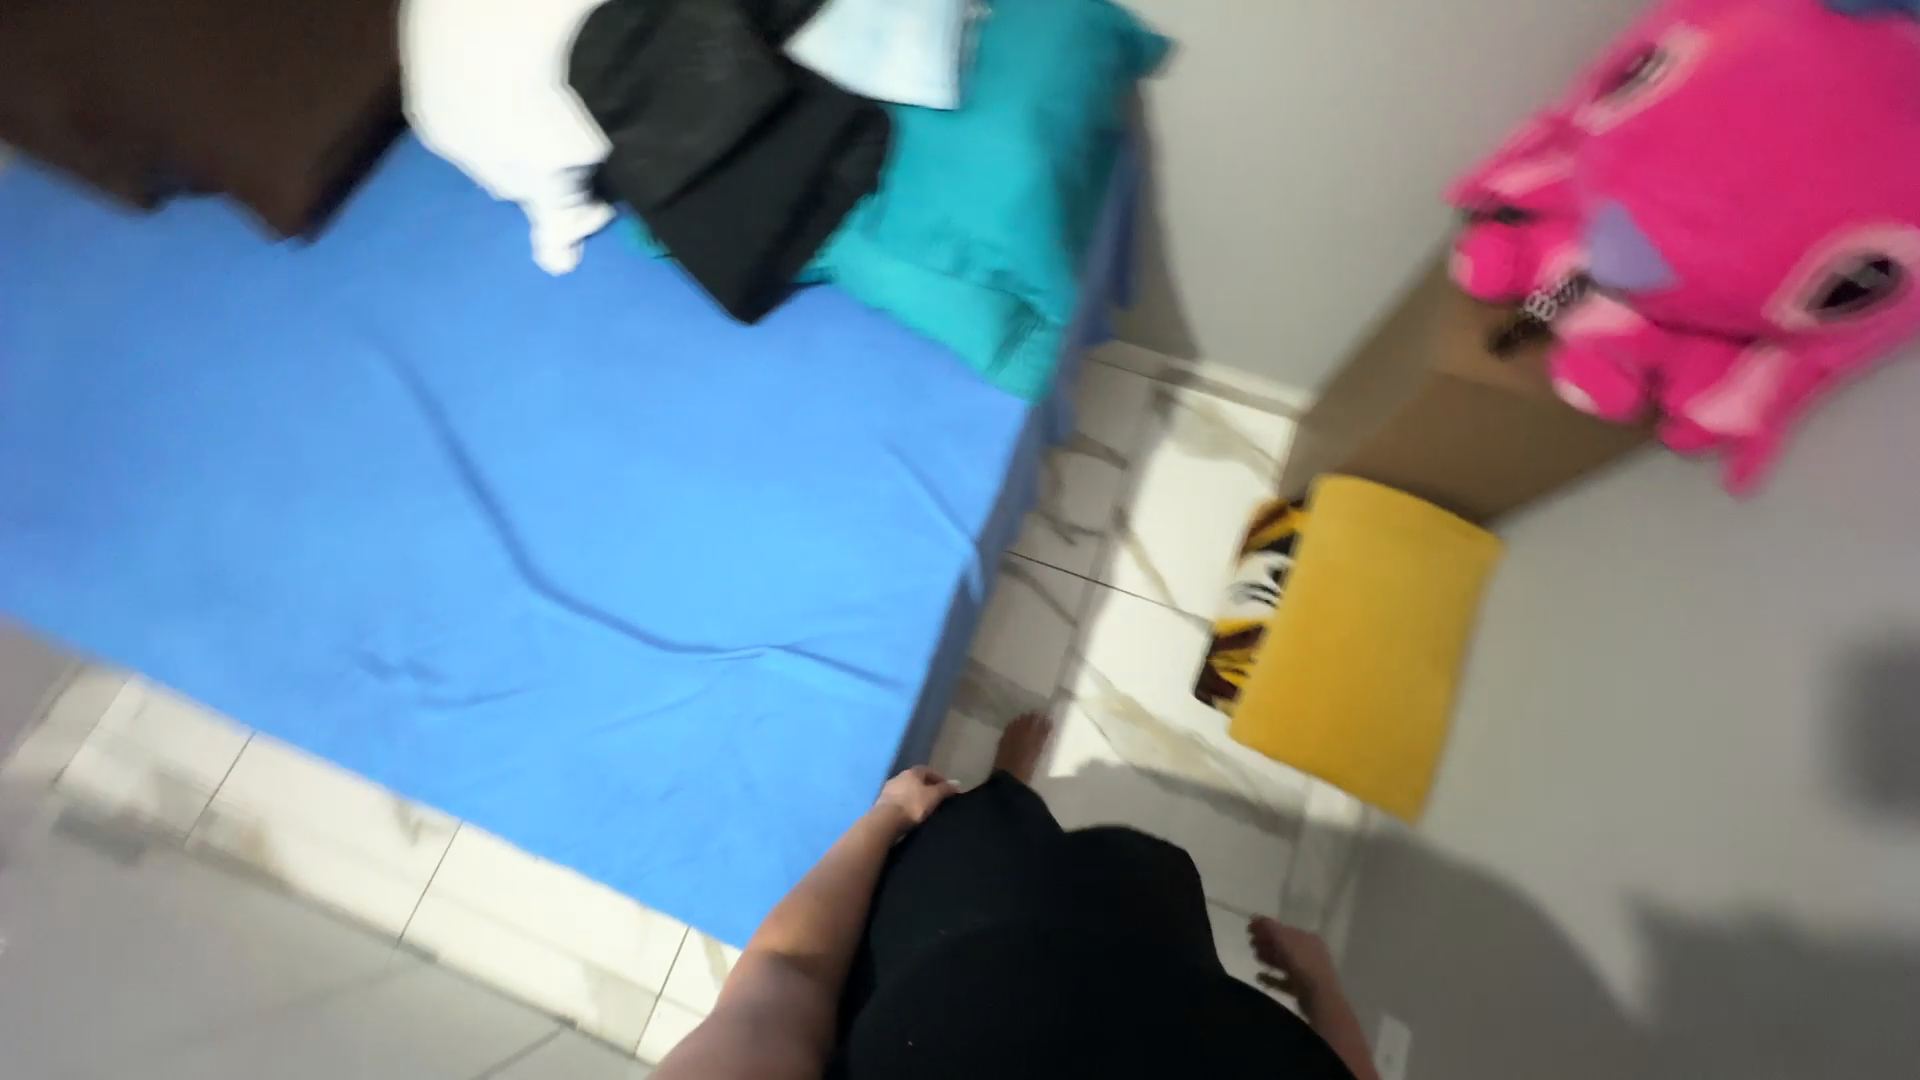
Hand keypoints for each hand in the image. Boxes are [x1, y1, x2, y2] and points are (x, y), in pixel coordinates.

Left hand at [875, 766, 958, 830]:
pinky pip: (898, 799)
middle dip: (925, 786)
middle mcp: (899, 776)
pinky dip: (905, 803)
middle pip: (916, 779)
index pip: (928, 770)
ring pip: (905, 789)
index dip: (938, 778)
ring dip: (914, 795)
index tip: (946, 788)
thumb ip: (945, 789)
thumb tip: (957, 782)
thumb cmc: (913, 805)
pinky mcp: (882, 802)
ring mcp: (888, 788)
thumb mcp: (933, 797)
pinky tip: (908, 812)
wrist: (886, 820)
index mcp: (912, 772)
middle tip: (935, 797)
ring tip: (922, 806)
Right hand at [1249, 917, 1337, 1002]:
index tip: (1249, 931)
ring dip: (1269, 958)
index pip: (1284, 929)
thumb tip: (1254, 917)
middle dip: (1266, 943)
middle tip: (1251, 944)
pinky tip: (1259, 977)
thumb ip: (1267, 925)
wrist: (1320, 998)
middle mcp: (1311, 953)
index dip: (1266, 928)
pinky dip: (1272, 978)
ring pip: (1284, 963)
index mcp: (1309, 938)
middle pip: (1284, 946)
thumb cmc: (1302, 962)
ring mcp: (1309, 973)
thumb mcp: (1282, 937)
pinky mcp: (1304, 990)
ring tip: (1255, 957)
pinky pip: (1285, 981)